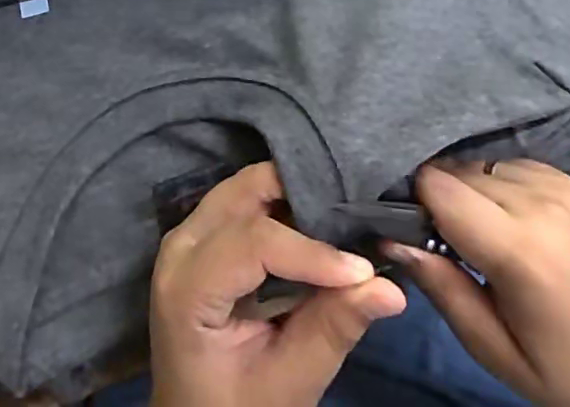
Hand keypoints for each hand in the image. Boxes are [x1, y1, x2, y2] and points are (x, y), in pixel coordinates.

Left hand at [148, 162, 406, 406]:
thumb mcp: (288, 381)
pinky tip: (314, 219)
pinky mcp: (201, 231)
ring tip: (337, 216)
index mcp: (188, 288)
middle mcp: (181, 244)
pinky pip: (243, 197)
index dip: (311, 250)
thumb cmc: (235, 404)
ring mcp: (188, 232)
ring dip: (292, 192)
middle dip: (301, 194)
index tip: (361, 269)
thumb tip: (389, 289)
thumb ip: (332, 328)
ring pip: (245, 185)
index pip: (254, 242)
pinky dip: (281, 199)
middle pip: (246, 191)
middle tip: (351, 215)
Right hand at [384, 161, 569, 406]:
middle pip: (460, 171)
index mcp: (524, 251)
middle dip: (445, 198)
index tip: (419, 230)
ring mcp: (569, 188)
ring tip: (488, 232)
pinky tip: (517, 220)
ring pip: (486, 164)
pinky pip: (516, 165)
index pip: (439, 186)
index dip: (418, 202)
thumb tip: (390, 234)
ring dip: (474, 190)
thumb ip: (440, 286)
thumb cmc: (566, 376)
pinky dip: (503, 185)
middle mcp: (545, 205)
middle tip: (454, 241)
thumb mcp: (493, 349)